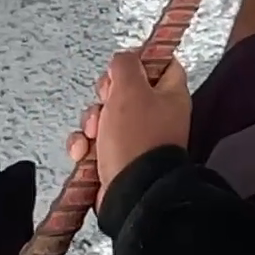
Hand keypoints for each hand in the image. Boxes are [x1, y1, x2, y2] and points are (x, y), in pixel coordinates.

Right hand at [68, 49, 190, 207]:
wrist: (131, 195)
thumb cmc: (136, 137)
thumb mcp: (130, 87)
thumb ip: (125, 64)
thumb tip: (121, 61)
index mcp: (170, 94)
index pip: (162, 63)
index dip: (140, 60)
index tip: (123, 66)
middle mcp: (156, 114)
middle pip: (126, 88)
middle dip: (105, 94)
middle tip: (106, 102)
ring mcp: (136, 138)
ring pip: (105, 113)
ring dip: (91, 121)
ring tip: (94, 134)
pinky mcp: (117, 158)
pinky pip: (94, 142)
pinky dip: (85, 145)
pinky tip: (84, 153)